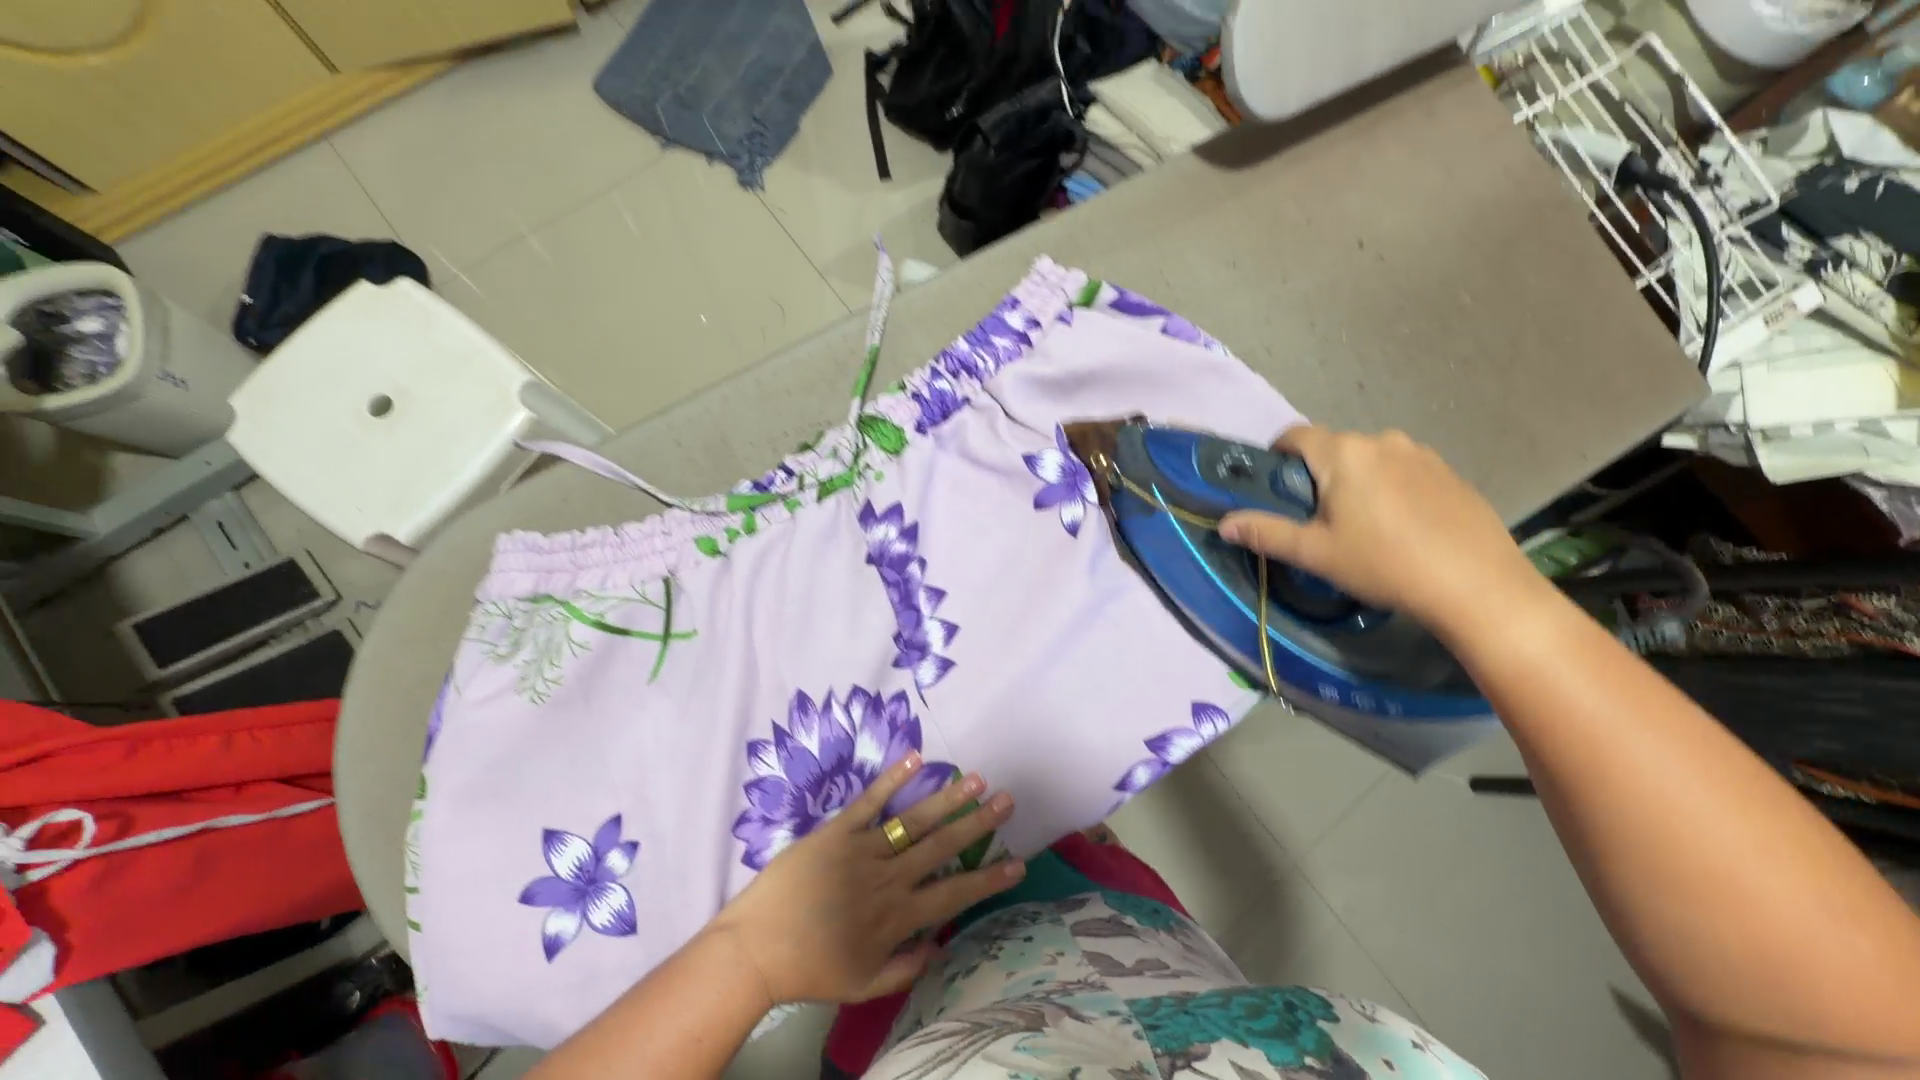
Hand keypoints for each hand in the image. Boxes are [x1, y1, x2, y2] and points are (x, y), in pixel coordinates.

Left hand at [705, 754, 1022, 1006]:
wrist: (755, 950)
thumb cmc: (809, 970)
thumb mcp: (863, 985)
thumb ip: (905, 968)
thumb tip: (939, 945)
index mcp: (897, 917)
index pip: (954, 894)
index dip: (988, 879)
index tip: (1018, 862)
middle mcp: (888, 879)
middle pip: (942, 847)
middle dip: (978, 823)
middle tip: (1007, 800)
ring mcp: (862, 851)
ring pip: (914, 821)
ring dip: (948, 799)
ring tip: (976, 779)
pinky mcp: (836, 832)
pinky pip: (869, 802)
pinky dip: (892, 779)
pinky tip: (915, 758)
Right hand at [1217, 426, 1541, 631]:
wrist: (1476, 585)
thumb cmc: (1384, 564)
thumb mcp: (1315, 554)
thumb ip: (1266, 533)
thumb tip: (1224, 524)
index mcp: (1343, 453)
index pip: (1295, 435)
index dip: (1277, 458)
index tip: (1275, 493)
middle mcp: (1382, 440)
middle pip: (1334, 450)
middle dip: (1319, 477)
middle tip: (1319, 524)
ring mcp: (1422, 454)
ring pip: (1370, 462)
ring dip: (1357, 484)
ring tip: (1364, 530)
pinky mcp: (1450, 473)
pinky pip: (1404, 473)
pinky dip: (1392, 492)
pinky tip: (1402, 532)